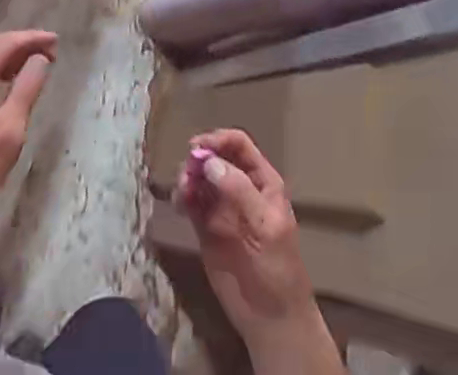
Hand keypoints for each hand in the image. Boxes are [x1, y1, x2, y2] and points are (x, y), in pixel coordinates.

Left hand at [0, 30, 56, 227]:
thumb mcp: (9, 134)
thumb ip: (26, 90)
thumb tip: (40, 60)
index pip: (5, 44)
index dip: (33, 38)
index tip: (56, 41)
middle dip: (22, 46)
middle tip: (51, 53)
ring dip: (8, 57)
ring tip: (34, 66)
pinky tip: (6, 82)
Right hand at [178, 130, 342, 374]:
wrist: (270, 318)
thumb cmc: (278, 269)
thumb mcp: (266, 227)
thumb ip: (239, 191)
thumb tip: (209, 161)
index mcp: (262, 182)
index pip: (238, 145)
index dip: (217, 140)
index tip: (195, 148)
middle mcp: (240, 187)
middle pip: (214, 156)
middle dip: (197, 159)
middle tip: (186, 175)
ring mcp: (221, 206)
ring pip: (198, 176)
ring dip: (186, 177)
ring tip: (182, 194)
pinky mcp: (205, 226)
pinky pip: (189, 200)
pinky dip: (181, 197)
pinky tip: (179, 206)